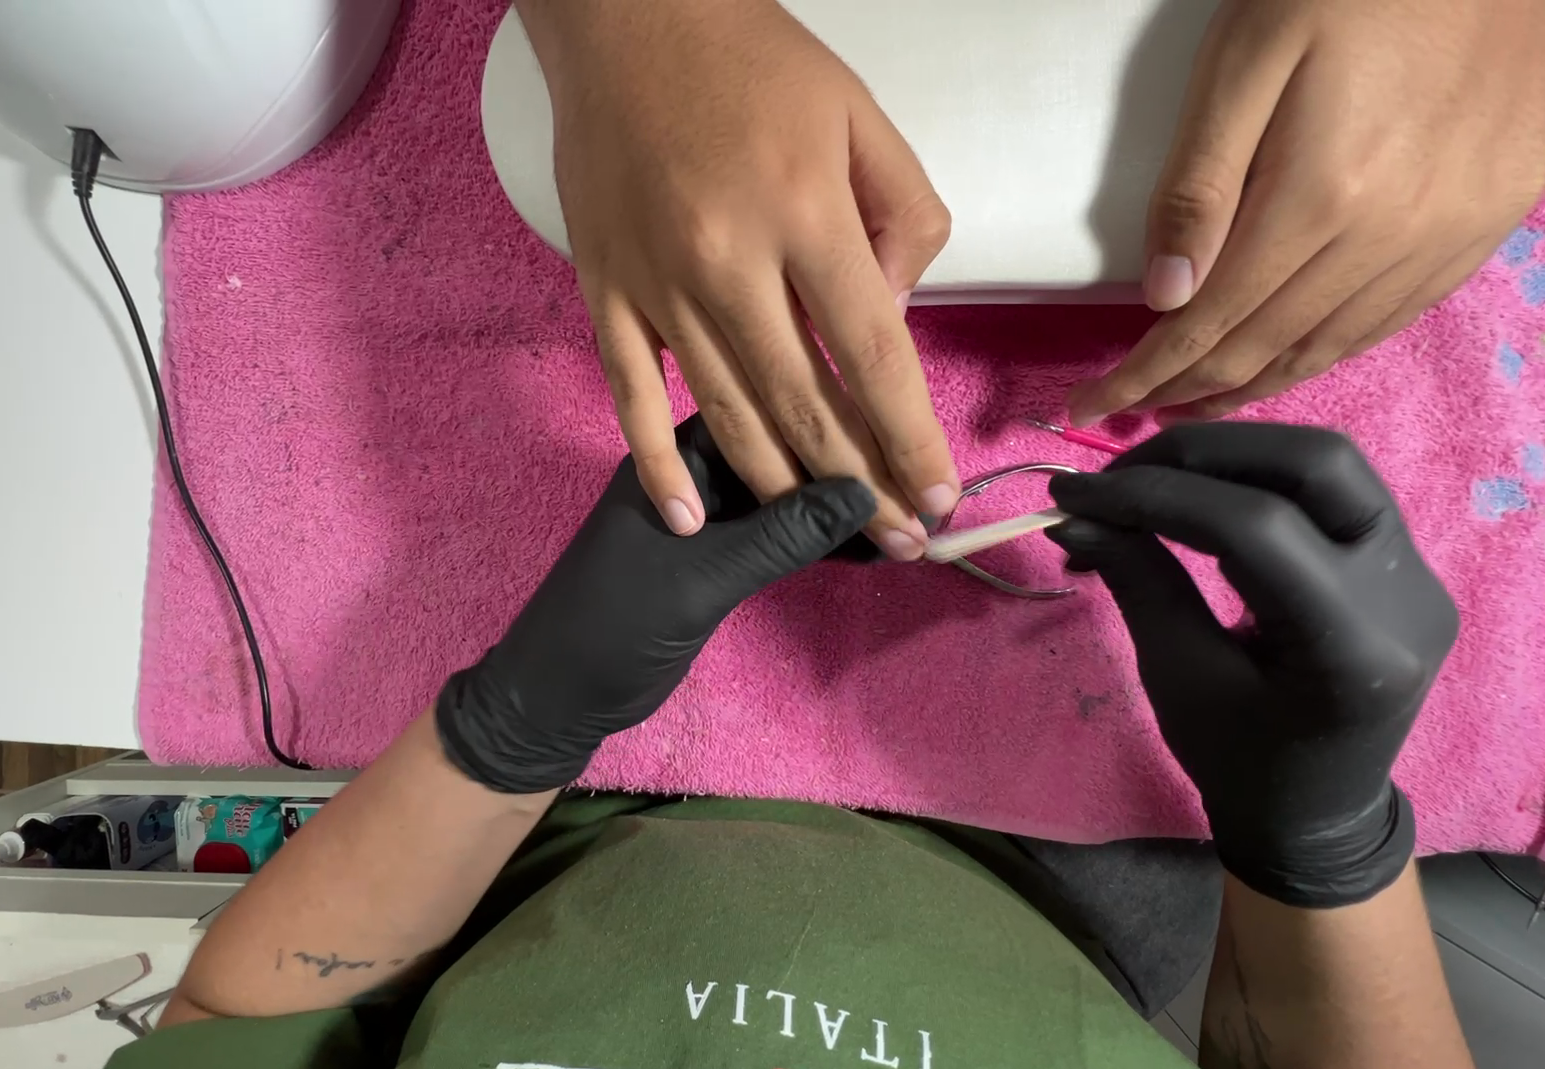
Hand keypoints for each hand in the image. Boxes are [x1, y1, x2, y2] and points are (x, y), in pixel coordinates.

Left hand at [436, 415, 875, 792]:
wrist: (559, 694)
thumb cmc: (615, 624)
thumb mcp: (701, 579)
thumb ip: (781, 536)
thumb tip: (867, 491)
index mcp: (678, 455)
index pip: (768, 414)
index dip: (835, 424)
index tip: (905, 439)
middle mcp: (698, 473)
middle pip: (787, 455)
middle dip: (850, 473)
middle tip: (924, 488)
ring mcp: (710, 517)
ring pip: (788, 500)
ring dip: (840, 514)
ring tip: (912, 522)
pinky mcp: (719, 558)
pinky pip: (779, 539)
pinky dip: (818, 545)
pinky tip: (867, 550)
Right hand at [515, 0, 956, 559]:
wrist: (625, 21)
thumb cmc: (750, 63)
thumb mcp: (859, 115)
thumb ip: (904, 215)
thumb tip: (895, 311)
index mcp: (805, 216)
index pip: (875, 357)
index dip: (911, 440)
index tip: (937, 497)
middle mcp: (730, 266)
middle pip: (806, 407)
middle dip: (861, 488)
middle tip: (899, 541)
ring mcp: (659, 289)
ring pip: (729, 415)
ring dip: (784, 489)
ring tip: (827, 536)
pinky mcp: (606, 297)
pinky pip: (631, 396)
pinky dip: (658, 464)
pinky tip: (688, 519)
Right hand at [1046, 424, 1458, 906]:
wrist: (1314, 804)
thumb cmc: (1236, 755)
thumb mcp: (1175, 672)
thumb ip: (1134, 579)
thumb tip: (1072, 516)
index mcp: (1349, 645)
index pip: (1251, 526)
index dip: (1151, 496)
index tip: (1068, 495)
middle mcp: (1404, 591)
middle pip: (1312, 464)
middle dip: (1196, 453)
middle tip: (1113, 477)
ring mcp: (1413, 570)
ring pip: (1321, 462)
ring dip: (1219, 456)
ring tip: (1141, 482)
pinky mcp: (1394, 560)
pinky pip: (1319, 489)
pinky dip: (1240, 478)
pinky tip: (1185, 497)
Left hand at [1068, 0, 1544, 425]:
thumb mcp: (1240, 71)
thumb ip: (1197, 192)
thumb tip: (1164, 299)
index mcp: (1321, 199)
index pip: (1201, 329)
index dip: (1137, 377)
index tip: (1087, 408)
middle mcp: (1394, 233)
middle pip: (1254, 351)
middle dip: (1179, 392)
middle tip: (1130, 410)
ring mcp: (1454, 230)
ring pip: (1320, 351)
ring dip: (1243, 390)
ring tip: (1188, 407)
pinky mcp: (1492, 217)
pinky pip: (1384, 322)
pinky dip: (1314, 357)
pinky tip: (1273, 366)